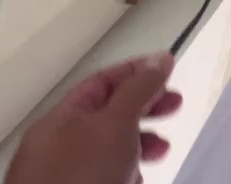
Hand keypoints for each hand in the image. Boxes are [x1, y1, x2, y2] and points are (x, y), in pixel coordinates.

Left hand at [6, 54, 181, 183]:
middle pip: (110, 112)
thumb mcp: (116, 122)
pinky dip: (126, 169)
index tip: (170, 72)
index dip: (138, 71)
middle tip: (174, 107)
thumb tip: (160, 58)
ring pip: (111, 145)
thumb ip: (139, 87)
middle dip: (147, 107)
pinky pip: (106, 173)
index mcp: (58, 120)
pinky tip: (136, 178)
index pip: (103, 80)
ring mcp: (62, 175)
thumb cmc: (82, 176)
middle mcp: (55, 145)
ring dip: (142, 142)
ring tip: (160, 152)